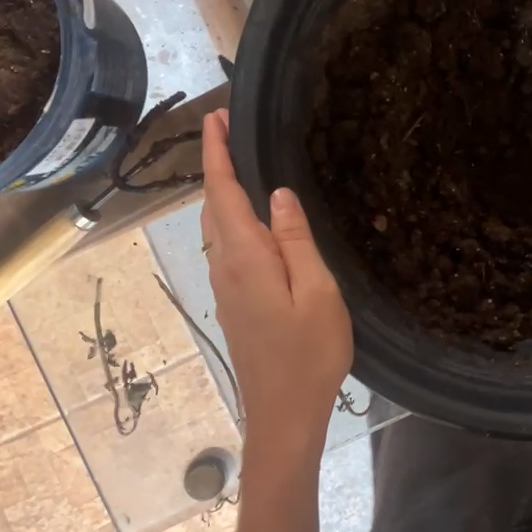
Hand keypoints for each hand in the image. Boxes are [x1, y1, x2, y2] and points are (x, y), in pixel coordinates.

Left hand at [200, 109, 352, 467]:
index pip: (223, 193)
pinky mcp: (234, 302)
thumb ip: (296, 241)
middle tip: (234, 130)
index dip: (217, 153)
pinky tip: (256, 219)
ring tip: (244, 164)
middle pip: (213, 207)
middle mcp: (226, 267)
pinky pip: (228, 247)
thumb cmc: (309, 354)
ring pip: (217, 228)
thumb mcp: (318, 292)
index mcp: (246, 258)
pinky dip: (233, 219)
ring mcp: (226, 287)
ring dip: (224, 192)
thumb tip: (277, 194)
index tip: (217, 117)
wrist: (283, 414)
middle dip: (217, 165)